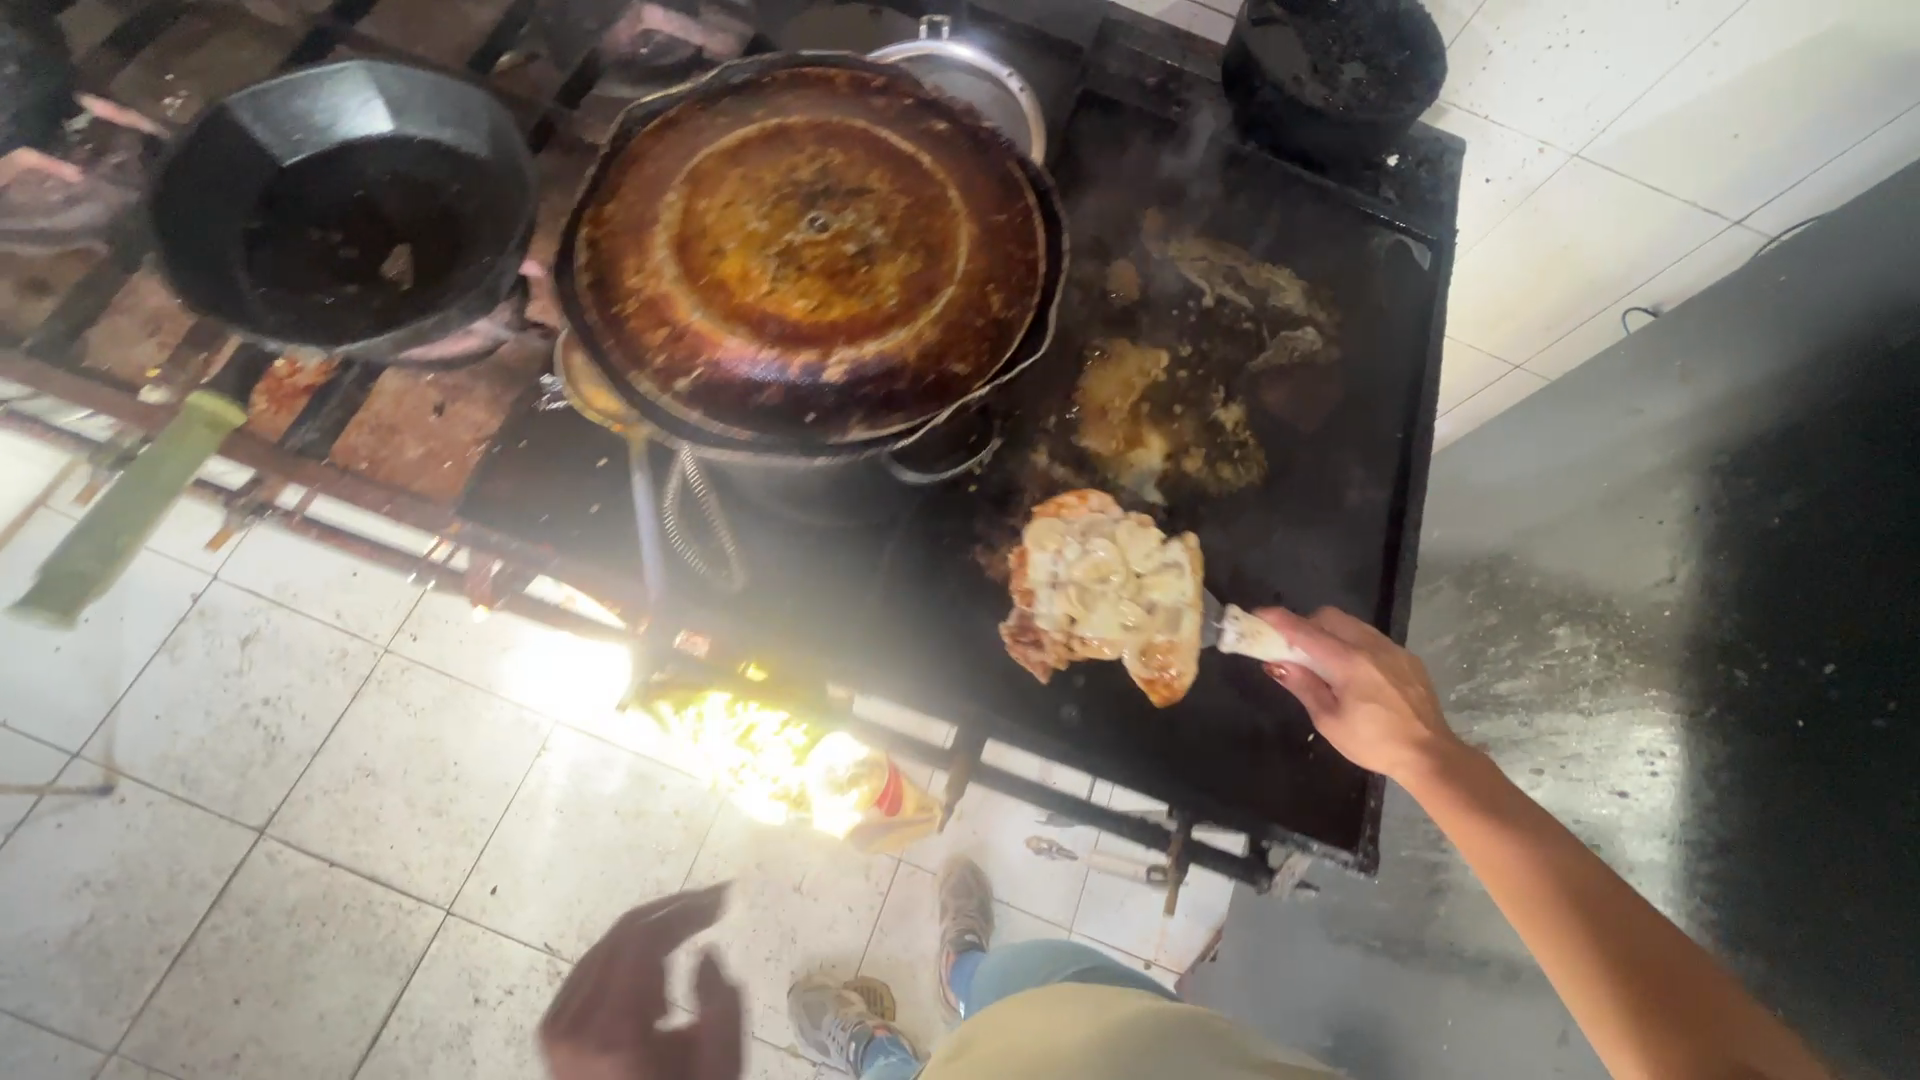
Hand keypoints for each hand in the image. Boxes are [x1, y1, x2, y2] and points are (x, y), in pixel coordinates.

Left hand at [540, 884, 742, 1079]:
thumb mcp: (719, 1067)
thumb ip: (722, 1004)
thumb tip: (703, 954)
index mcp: (614, 1032)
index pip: (643, 939)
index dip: (686, 908)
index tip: (725, 899)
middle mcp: (574, 1024)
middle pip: (623, 935)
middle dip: (672, 914)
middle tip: (714, 905)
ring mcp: (555, 1029)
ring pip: (607, 948)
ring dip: (653, 935)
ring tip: (692, 944)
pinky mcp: (551, 1034)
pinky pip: (592, 970)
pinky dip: (629, 960)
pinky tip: (657, 980)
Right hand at [1254, 606, 1463, 782]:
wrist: (1430, 755)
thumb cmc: (1373, 743)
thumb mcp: (1328, 720)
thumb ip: (1303, 686)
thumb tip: (1276, 664)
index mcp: (1348, 662)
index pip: (1305, 631)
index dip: (1278, 620)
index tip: (1257, 616)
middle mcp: (1371, 647)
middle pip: (1329, 617)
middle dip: (1306, 623)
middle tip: (1294, 646)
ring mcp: (1393, 649)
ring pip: (1352, 624)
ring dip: (1330, 632)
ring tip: (1323, 660)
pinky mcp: (1407, 658)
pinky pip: (1372, 638)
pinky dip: (1353, 643)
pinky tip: (1354, 672)